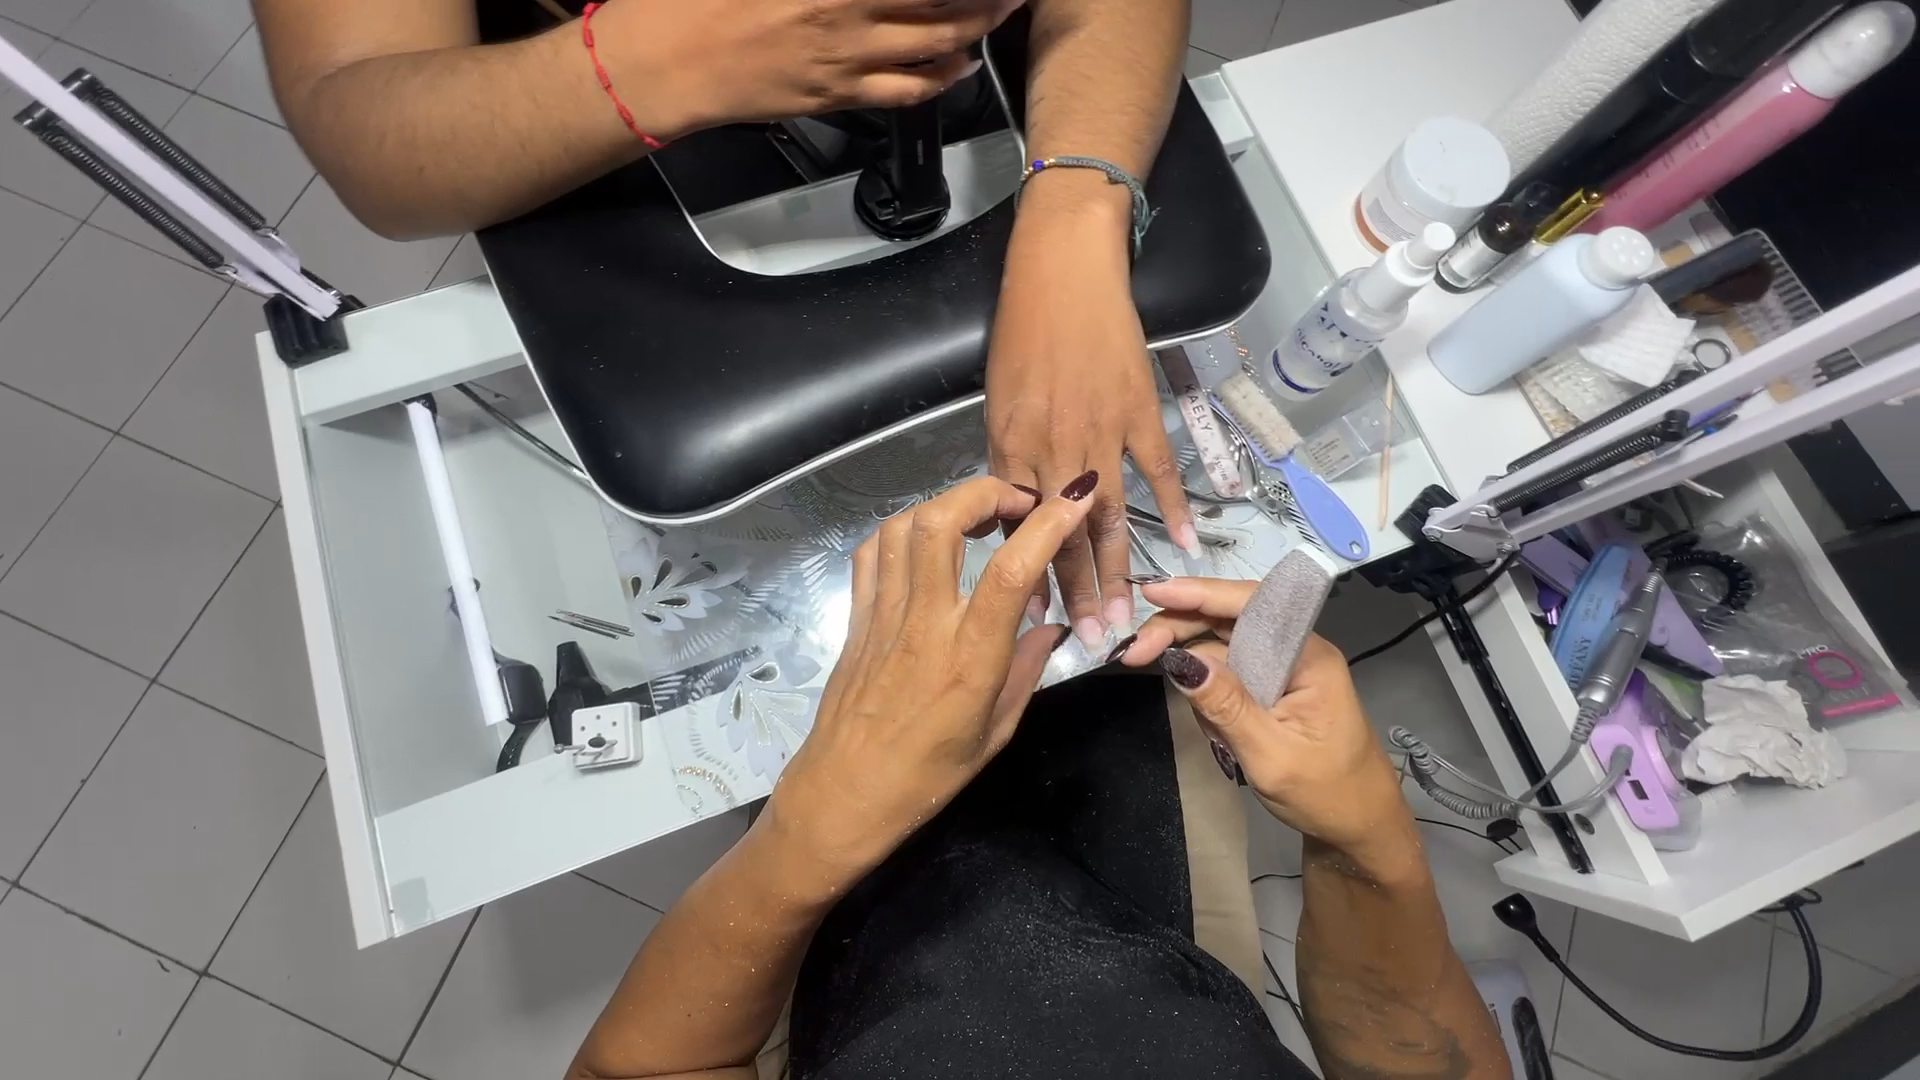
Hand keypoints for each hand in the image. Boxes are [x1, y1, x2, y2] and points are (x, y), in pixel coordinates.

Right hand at [600, 0, 1024, 136]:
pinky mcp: (839, 96)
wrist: (677, 59)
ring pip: (933, 48)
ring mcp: (848, 60)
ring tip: (997, 16)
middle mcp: (849, 13)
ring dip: (974, 31)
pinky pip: (905, 92)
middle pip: (939, 4)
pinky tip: (960, 65)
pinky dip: (941, 79)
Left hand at [765, 473, 1096, 881]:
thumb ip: (1028, 668)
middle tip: (1016, 502)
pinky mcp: (857, 617)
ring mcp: (883, 614)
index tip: (1075, 498)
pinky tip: (924, 545)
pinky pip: (871, 555)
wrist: (845, 794)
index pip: (1010, 569)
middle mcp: (924, 622)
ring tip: (976, 517)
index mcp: (970, 655)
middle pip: (942, 523)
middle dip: (984, 492)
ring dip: (944, 505)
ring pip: (902, 528)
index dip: (1047, 523)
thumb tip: (1052, 625)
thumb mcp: (997, 730)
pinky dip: (901, 532)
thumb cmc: (929, 775)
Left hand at [986, 172, 1193, 651]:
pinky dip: (1173, 507)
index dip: (1030, 577)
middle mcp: (1057, 450)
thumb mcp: (997, 399)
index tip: (1036, 619)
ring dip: (1120, 569)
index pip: (1021, 530)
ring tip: (1129, 614)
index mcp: (1013, 448)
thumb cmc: (1021, 331)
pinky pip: (1158, 470)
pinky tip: (1184, 546)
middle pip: (1067, 536)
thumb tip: (1015, 507)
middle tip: (1092, 638)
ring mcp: (1103, 433)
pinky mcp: (1140, 412)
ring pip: (1111, 516)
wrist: (1064, 271)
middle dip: (1079, 592)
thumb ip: (1007, 457)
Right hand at [1117, 578, 1416, 872]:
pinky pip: (1224, 670)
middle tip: (1133, 653)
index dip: (1201, 593)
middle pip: (1225, 618)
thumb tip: (1180, 661)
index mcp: (1308, 656)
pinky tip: (1212, 726)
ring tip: (1180, 702)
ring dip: (1189, 665)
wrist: (1361, 829)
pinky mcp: (1266, 685)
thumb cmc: (1328, 794)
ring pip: (1218, 644)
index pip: (1251, 604)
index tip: (1154, 594)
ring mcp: (1278, 667)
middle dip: (1178, 629)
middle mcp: (1293, 650)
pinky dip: (1205, 690)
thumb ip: (1227, 706)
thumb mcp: (1272, 756)